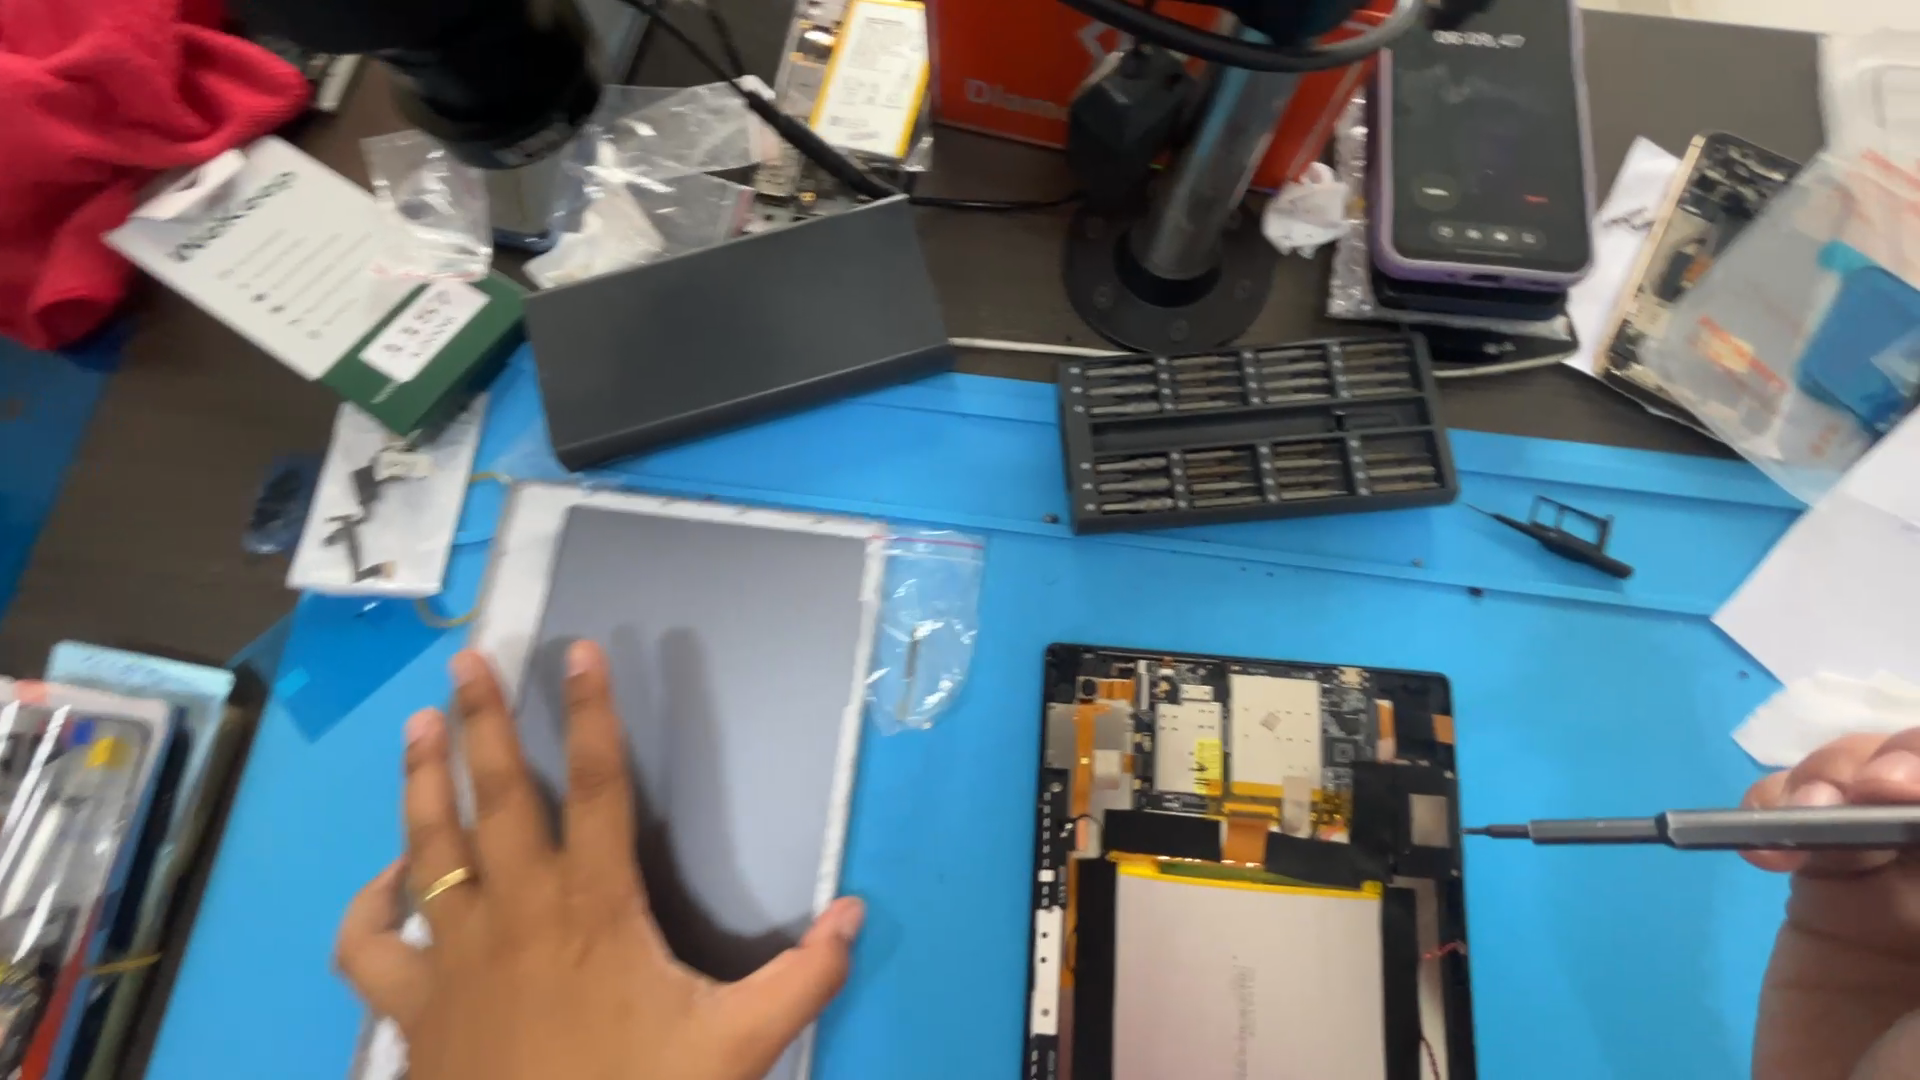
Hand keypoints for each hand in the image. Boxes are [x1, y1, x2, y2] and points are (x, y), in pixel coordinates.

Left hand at [334, 643, 863, 1079]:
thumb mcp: (740, 1046)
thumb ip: (806, 977)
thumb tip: (858, 911)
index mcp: (595, 906)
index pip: (600, 785)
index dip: (594, 713)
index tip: (582, 653)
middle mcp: (520, 913)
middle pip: (498, 797)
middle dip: (484, 721)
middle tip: (469, 660)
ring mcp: (457, 961)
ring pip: (427, 851)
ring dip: (420, 784)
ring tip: (416, 726)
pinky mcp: (414, 1011)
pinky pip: (370, 947)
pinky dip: (370, 904)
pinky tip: (385, 877)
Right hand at [1744, 730, 1919, 1079]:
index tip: (1909, 791)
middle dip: (1894, 763)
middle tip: (1867, 791)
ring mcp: (1904, 887)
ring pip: (1861, 784)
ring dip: (1825, 778)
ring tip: (1801, 812)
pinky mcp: (1824, 894)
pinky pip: (1792, 822)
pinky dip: (1768, 809)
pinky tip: (1758, 836)